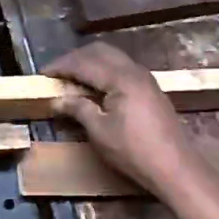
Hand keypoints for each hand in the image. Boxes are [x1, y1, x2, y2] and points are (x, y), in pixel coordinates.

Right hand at [42, 43, 208, 196]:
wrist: (174, 167)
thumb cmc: (133, 151)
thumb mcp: (100, 131)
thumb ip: (78, 108)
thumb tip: (57, 100)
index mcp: (121, 78)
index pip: (84, 62)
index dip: (61, 66)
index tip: (43, 74)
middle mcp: (134, 71)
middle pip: (100, 51)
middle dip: (76, 58)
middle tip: (57, 73)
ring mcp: (146, 78)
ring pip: (114, 58)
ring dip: (92, 63)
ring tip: (73, 79)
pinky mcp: (151, 89)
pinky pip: (123, 68)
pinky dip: (105, 71)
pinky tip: (96, 87)